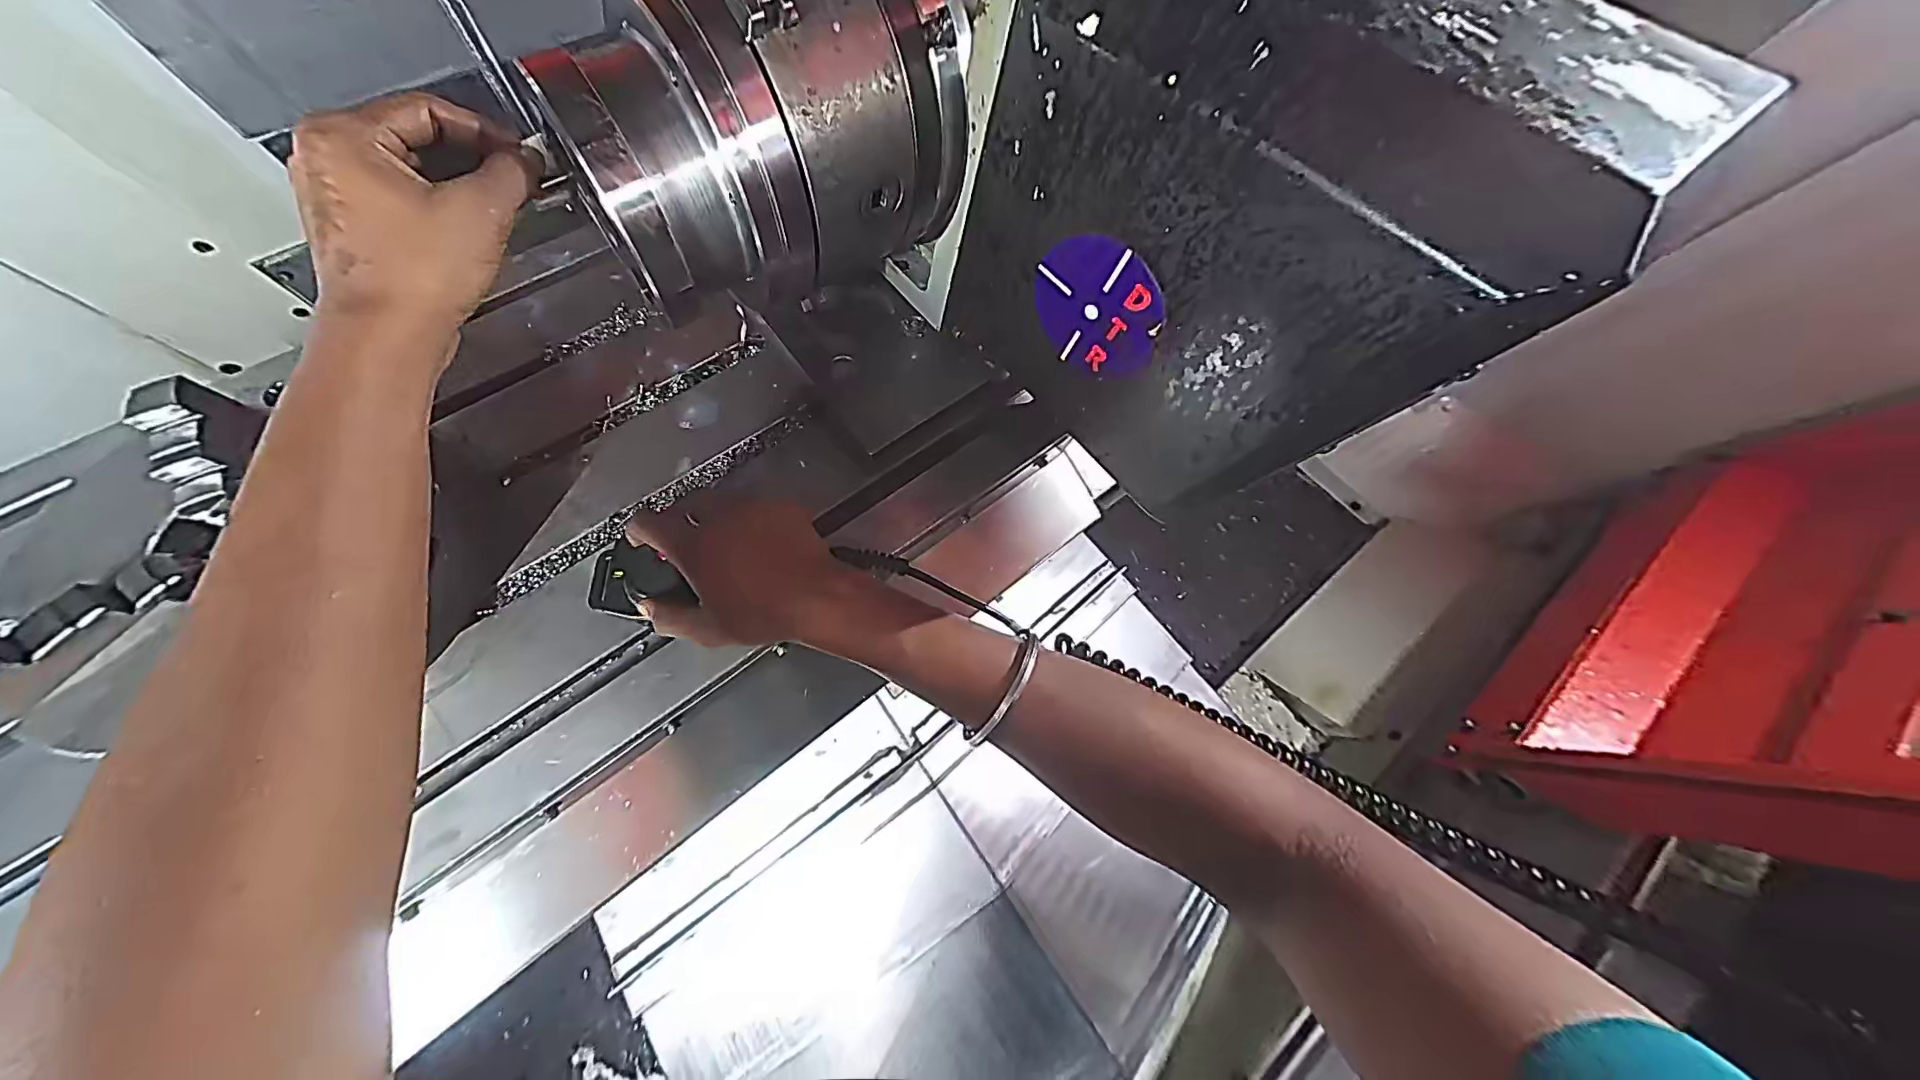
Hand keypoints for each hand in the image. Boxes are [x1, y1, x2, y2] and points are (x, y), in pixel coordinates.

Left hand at [289, 93, 538, 331]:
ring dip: (460, 186)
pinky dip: (440, 208)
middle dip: (474, 160)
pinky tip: (468, 231)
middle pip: (418, 137)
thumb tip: (524, 160)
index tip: (518, 153)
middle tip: (514, 182)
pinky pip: (404, 200)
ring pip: (413, 170)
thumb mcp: (482, 211)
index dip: (485, 131)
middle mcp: (326, 157)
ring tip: (496, 210)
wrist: (392, 332)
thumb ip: (510, 173)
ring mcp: (336, 194)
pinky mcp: (355, 227)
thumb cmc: (414, 277)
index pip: (428, 109)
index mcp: (343, 135)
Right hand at [625, 499, 872, 647]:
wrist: (817, 596)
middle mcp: (720, 519)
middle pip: (685, 503)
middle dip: (680, 519)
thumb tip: (651, 608)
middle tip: (685, 540)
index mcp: (695, 545)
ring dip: (716, 517)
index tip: (640, 538)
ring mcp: (752, 508)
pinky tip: (758, 541)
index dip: (638, 530)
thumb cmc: (767, 612)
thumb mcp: (709, 628)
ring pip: (722, 502)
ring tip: (726, 543)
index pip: (648, 522)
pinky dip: (750, 519)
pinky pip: (755, 506)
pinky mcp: (779, 506)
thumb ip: (670, 616)